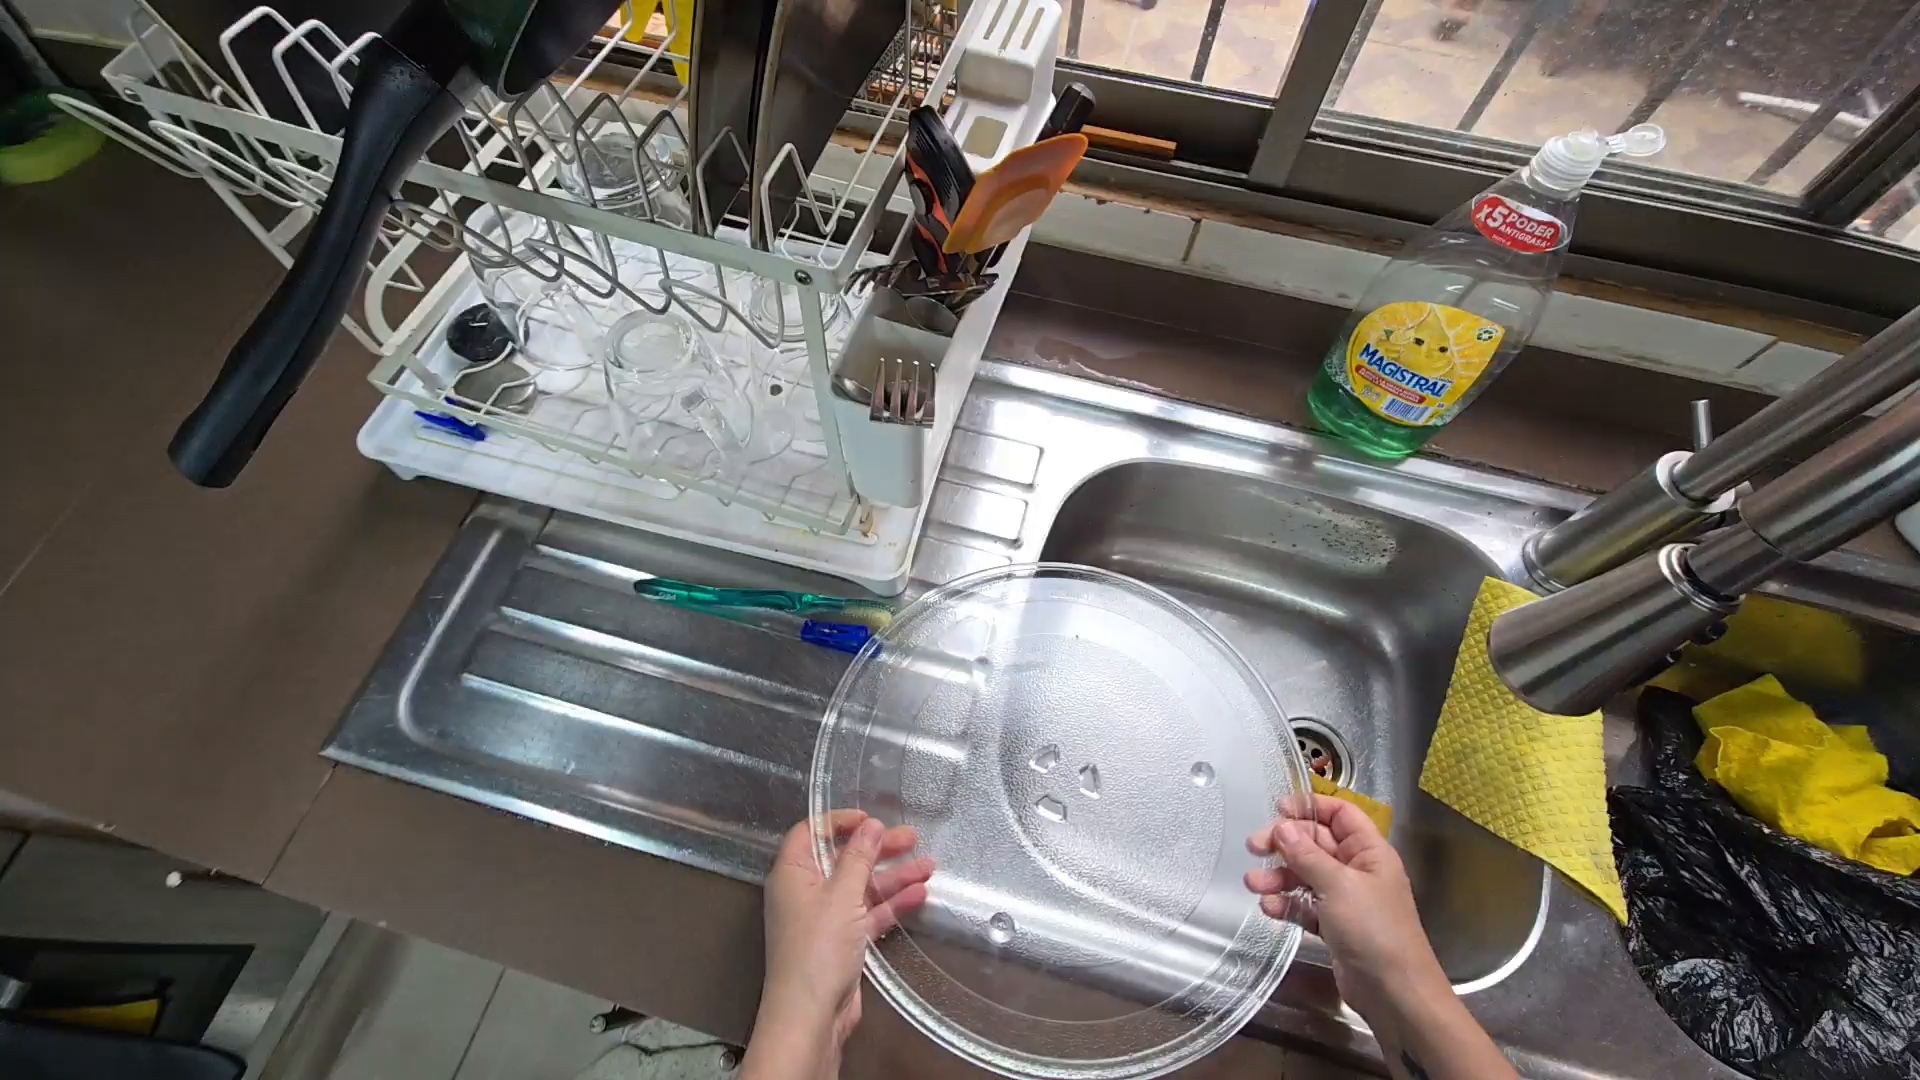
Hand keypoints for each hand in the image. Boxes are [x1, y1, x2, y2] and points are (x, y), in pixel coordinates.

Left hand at [745, 810, 933, 1079]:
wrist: (811, 1017)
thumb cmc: (818, 947)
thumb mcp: (841, 895)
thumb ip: (858, 857)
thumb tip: (872, 825)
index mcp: (793, 873)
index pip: (810, 832)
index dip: (839, 821)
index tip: (870, 818)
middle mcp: (806, 892)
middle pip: (843, 858)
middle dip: (878, 849)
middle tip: (912, 837)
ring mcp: (825, 918)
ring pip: (861, 887)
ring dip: (893, 876)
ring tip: (929, 867)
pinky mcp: (842, 942)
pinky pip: (868, 913)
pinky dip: (890, 904)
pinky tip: (919, 895)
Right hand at [1243, 797, 1447, 1021]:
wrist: (1396, 996)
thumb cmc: (1374, 931)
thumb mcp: (1338, 885)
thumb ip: (1307, 854)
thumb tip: (1281, 827)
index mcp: (1369, 852)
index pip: (1340, 813)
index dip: (1311, 806)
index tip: (1279, 809)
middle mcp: (1357, 870)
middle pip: (1314, 842)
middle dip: (1284, 844)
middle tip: (1254, 847)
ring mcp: (1345, 898)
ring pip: (1305, 874)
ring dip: (1278, 876)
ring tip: (1254, 884)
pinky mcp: (1334, 925)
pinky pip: (1304, 904)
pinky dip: (1286, 903)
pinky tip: (1269, 907)